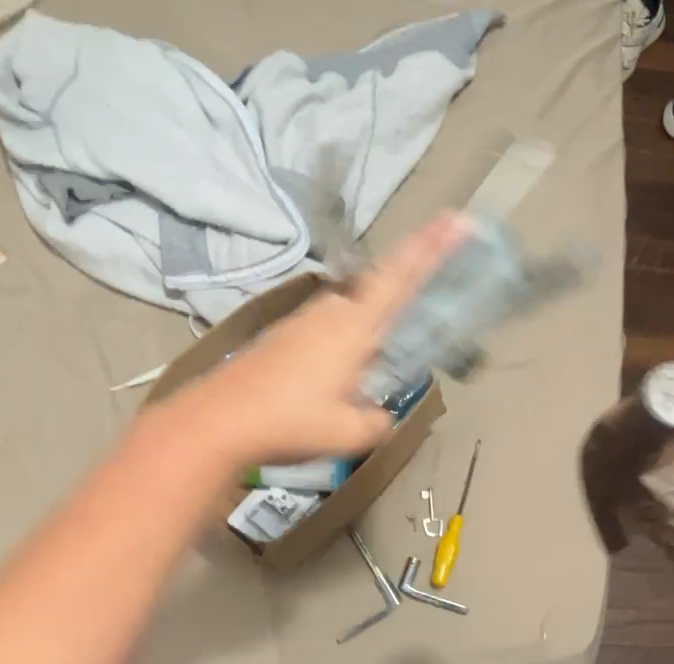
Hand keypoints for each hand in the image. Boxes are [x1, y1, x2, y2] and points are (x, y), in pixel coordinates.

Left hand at [167, 212, 469, 464]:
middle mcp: (333, 313)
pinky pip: (332, 327)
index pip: (402, 279)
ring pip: (354, 311)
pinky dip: (349, 336)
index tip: (455, 219)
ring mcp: (305, 321)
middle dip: (408, 279)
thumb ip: (378, 418)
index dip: (432, 248)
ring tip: (384, 348)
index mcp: (356, 328)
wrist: (219, 421)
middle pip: (380, 287)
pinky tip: (342, 369)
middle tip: (433, 274)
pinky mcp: (286, 335)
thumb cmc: (291, 424)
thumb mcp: (352, 433)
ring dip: (374, 320)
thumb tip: (377, 411)